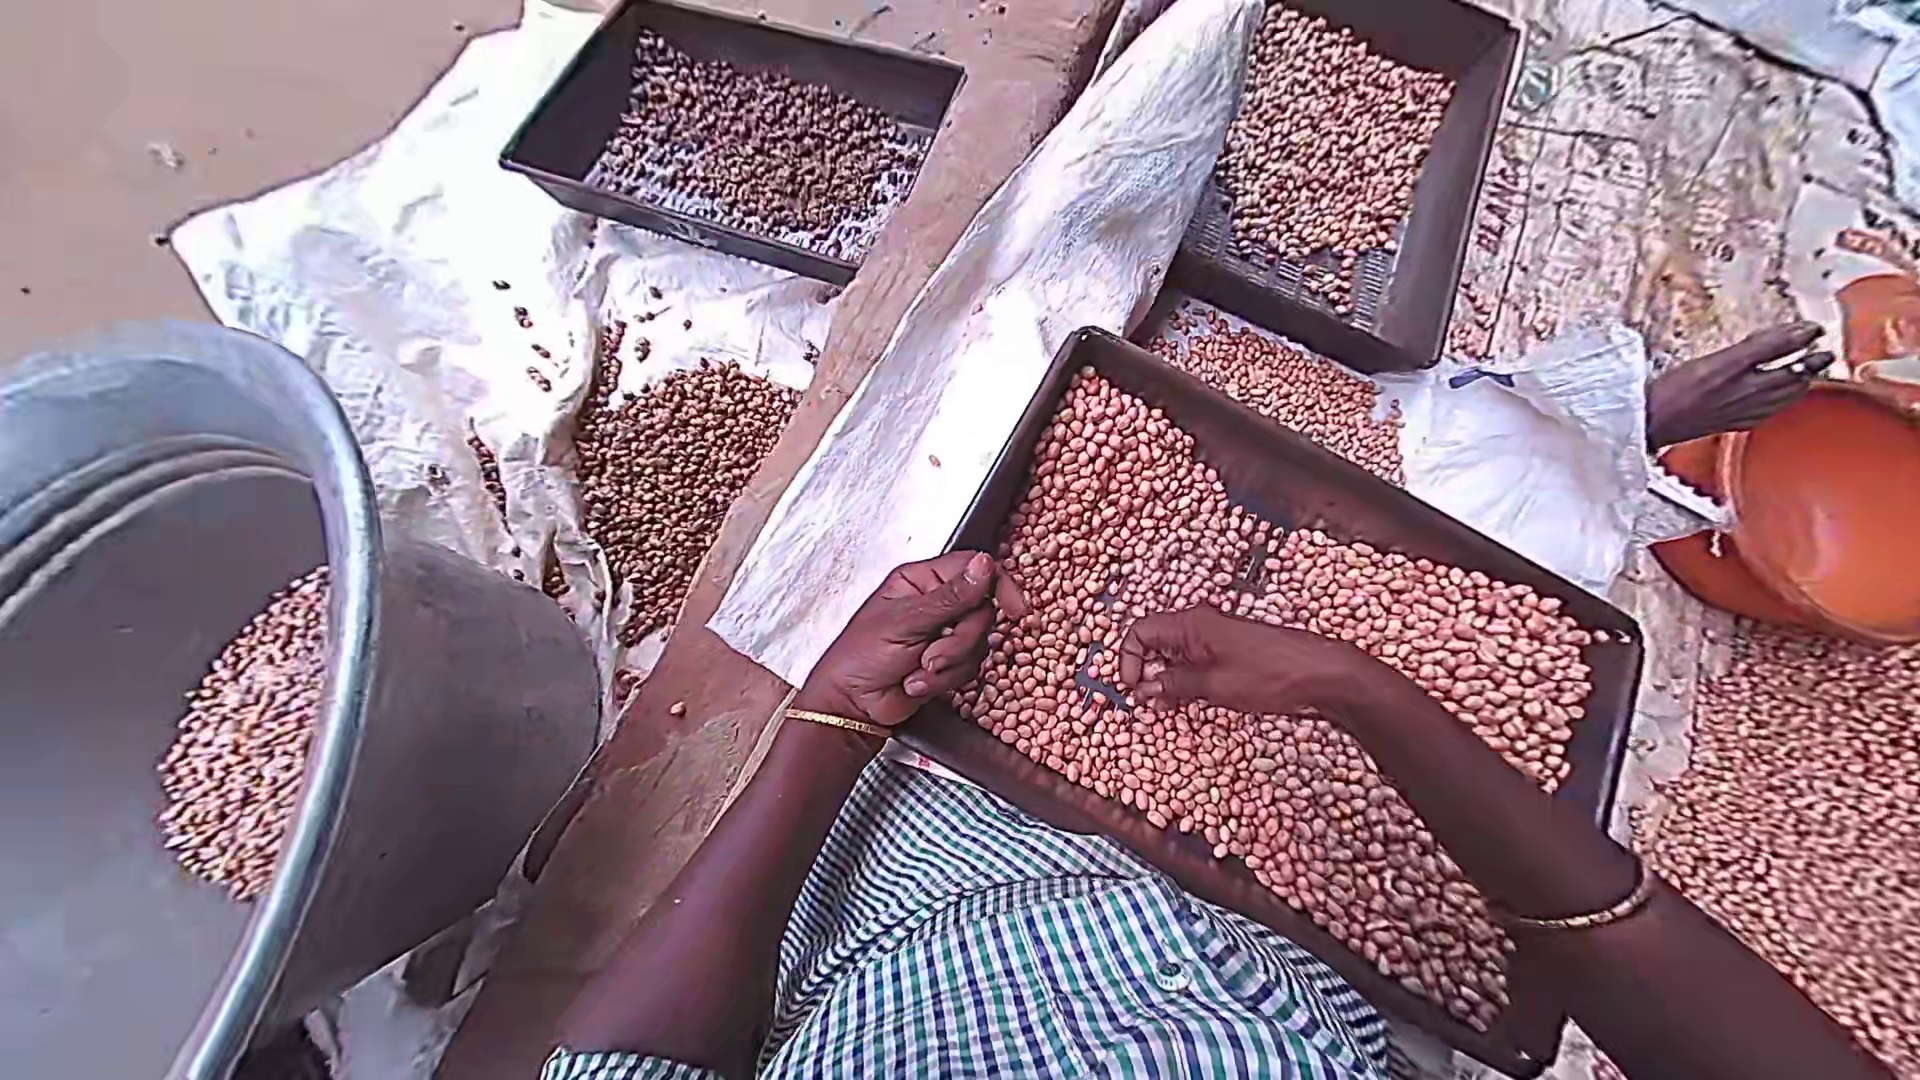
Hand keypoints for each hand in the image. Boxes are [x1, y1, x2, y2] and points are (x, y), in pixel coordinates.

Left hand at [797, 551, 1029, 727]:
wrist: (850, 707)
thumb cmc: (860, 657)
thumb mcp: (906, 622)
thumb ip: (950, 597)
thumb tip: (985, 566)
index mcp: (921, 580)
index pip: (972, 568)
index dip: (997, 585)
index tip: (1015, 609)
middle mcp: (936, 602)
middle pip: (981, 610)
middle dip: (959, 640)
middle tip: (931, 655)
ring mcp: (942, 632)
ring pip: (977, 642)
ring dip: (948, 664)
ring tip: (917, 671)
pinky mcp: (946, 661)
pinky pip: (968, 666)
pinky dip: (944, 680)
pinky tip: (916, 683)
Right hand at [1118, 607, 1380, 715]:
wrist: (1325, 675)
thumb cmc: (1273, 674)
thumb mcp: (1215, 686)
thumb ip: (1175, 685)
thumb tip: (1147, 689)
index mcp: (1190, 624)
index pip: (1139, 631)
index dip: (1128, 658)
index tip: (1131, 685)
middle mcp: (1198, 625)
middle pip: (1153, 641)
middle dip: (1143, 669)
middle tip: (1144, 699)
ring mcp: (1214, 638)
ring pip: (1172, 653)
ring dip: (1163, 677)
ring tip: (1163, 705)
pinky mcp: (1228, 651)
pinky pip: (1192, 660)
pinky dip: (1182, 678)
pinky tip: (1185, 700)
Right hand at [1645, 322, 1836, 448]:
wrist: (1644, 425)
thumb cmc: (1670, 394)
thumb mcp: (1715, 361)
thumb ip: (1764, 345)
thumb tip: (1804, 330)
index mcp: (1757, 378)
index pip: (1793, 349)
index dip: (1804, 335)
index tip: (1809, 328)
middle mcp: (1758, 396)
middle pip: (1798, 376)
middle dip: (1809, 363)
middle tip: (1815, 353)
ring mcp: (1746, 412)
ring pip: (1786, 395)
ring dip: (1796, 383)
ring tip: (1795, 374)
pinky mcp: (1730, 424)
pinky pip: (1764, 412)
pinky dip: (1772, 404)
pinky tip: (1766, 400)